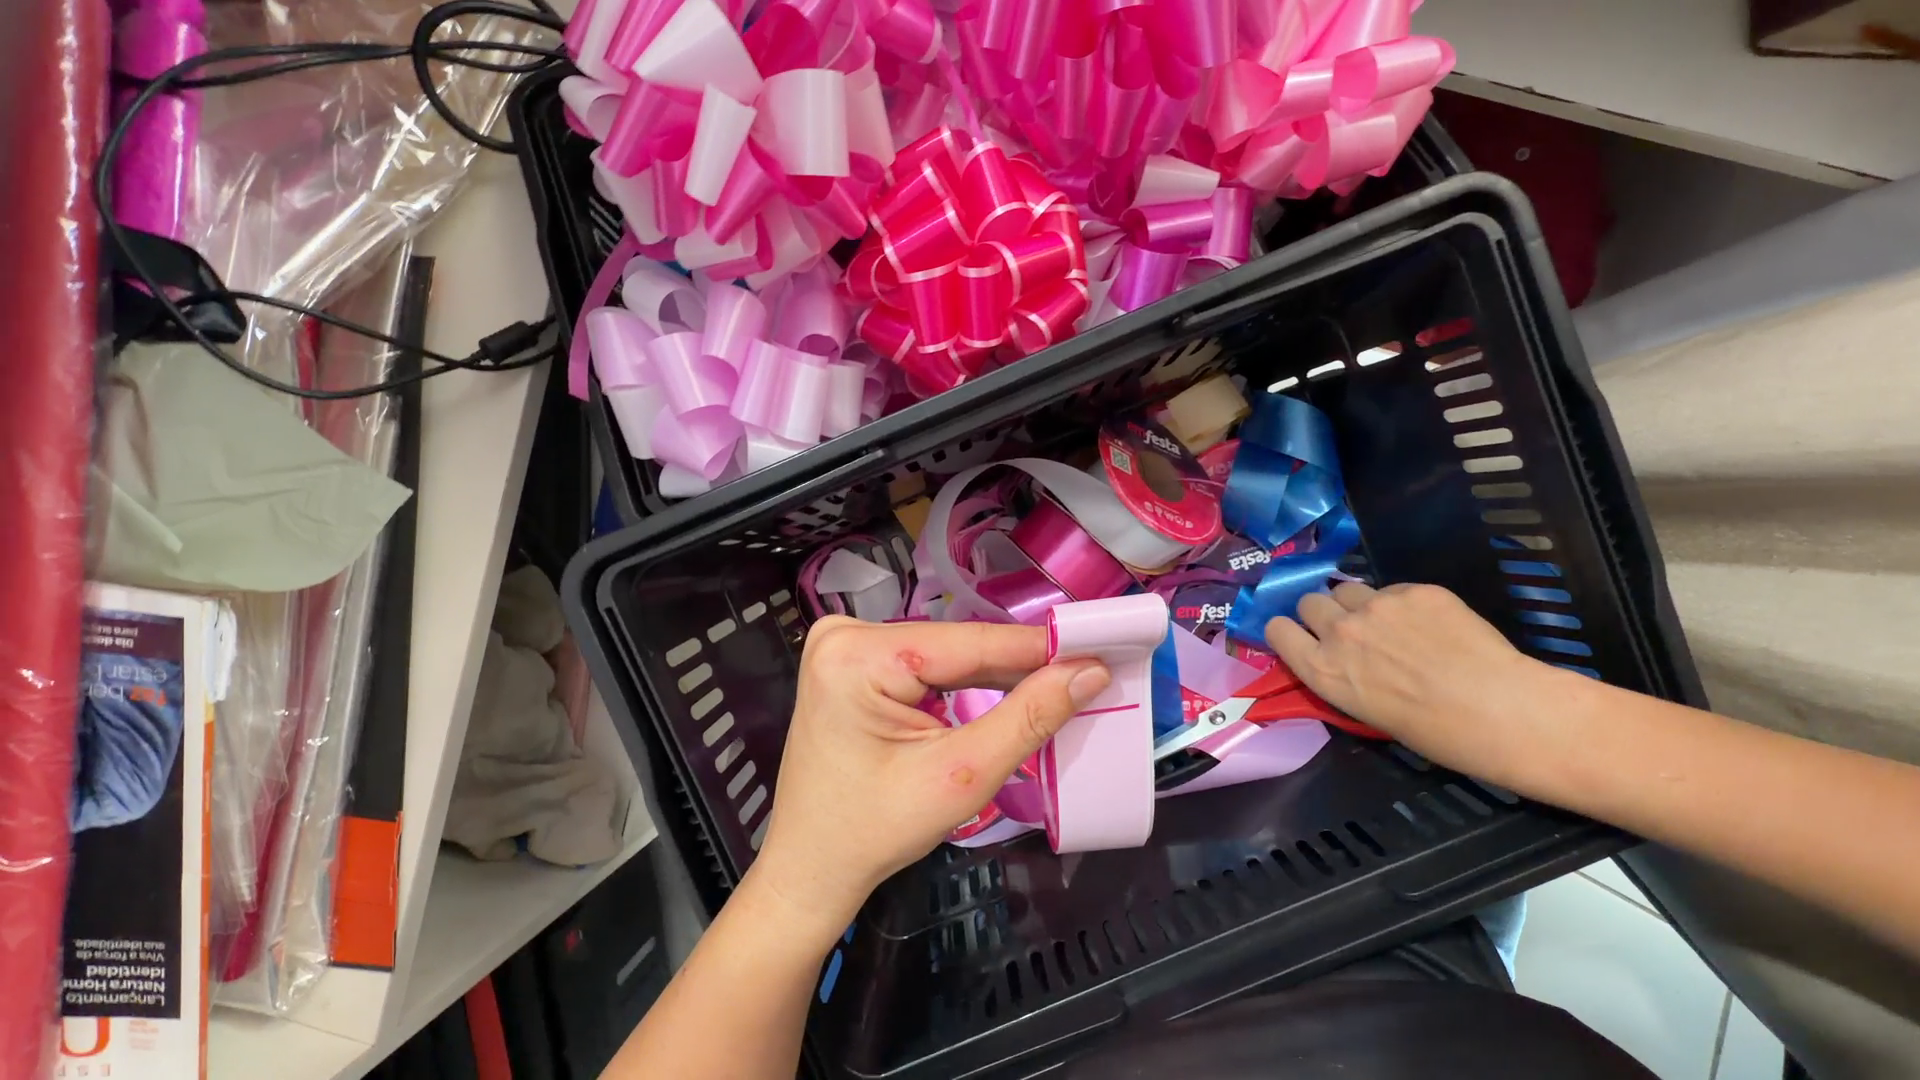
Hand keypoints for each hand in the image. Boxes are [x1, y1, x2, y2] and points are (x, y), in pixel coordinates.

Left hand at [746, 617, 1110, 939]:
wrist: (811, 866)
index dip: (1041, 647)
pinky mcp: (851, 662)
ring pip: (945, 654)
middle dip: (1021, 665)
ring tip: (1062, 680)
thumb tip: (1090, 670)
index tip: (1104, 646)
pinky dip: (965, 682)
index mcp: (858, 655)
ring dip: (997, 673)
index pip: (970, 643)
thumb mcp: (961, 776)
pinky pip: (924, 663)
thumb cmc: (875, 831)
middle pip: (956, 647)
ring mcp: (844, 645)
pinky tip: (1009, 689)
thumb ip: (1028, 718)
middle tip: (1091, 669)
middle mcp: (844, 633)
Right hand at [1264, 583, 1562, 785]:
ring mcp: (1377, 605)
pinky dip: (1404, 603)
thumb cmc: (1434, 732)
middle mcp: (1340, 631)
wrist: (1501, 710)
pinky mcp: (1415, 590)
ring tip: (1391, 625)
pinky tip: (1431, 625)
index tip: (1302, 638)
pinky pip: (1394, 588)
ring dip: (1359, 604)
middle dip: (1324, 614)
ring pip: (1348, 589)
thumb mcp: (1365, 712)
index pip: (1276, 630)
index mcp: (1322, 670)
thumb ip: (1340, 675)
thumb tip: (1342, 659)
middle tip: (1352, 632)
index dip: (1289, 632)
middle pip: (1309, 602)